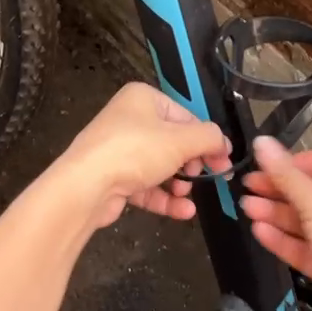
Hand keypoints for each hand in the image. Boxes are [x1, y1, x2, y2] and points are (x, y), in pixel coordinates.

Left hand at [51, 82, 232, 229]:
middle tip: (209, 177)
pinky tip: (184, 212)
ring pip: (160, 165)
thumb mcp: (179, 140)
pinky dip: (165, 198)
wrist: (87, 184)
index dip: (206, 138)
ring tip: (188, 196)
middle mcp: (130, 118)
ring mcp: (120, 148)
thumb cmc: (135, 151)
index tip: (224, 161)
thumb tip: (223, 141)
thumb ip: (207, 137)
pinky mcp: (115, 176)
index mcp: (144, 98)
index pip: (185, 115)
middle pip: (173, 140)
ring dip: (179, 183)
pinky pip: (147, 185)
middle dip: (192, 162)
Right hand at [240, 138, 311, 310]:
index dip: (301, 160)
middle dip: (281, 189)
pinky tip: (260, 231)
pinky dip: (286, 240)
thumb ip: (286, 174)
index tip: (273, 164)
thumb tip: (261, 141)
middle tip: (249, 184)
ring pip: (309, 222)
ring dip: (277, 214)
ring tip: (247, 207)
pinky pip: (309, 249)